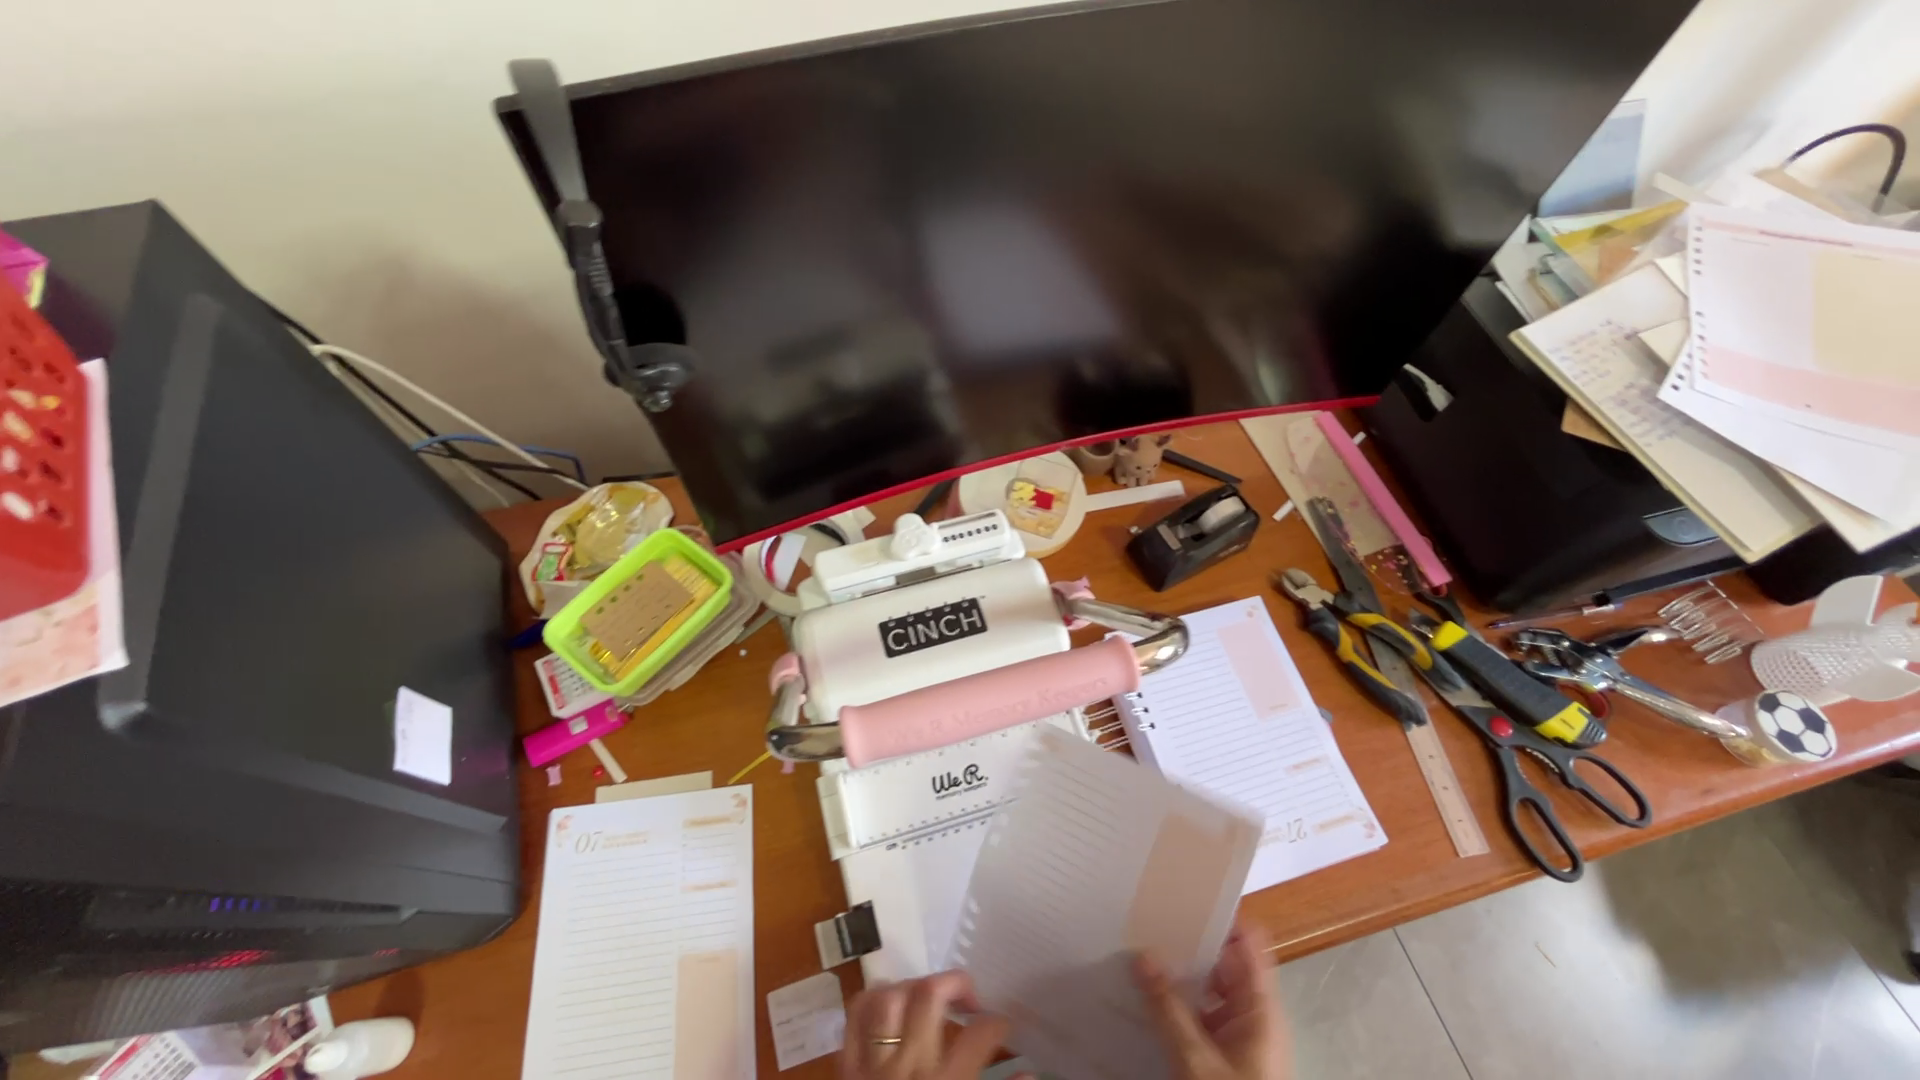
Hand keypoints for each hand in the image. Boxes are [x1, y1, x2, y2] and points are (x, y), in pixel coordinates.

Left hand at [840, 970, 1012, 1079]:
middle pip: (928, 996)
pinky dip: (874, 999)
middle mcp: (908, 1068)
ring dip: (913, 986)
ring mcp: (872, 1065)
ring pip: (888, 997)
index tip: (1004, 1027)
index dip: (998, 1023)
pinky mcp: (846, 1070)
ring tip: (931, 998)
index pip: (979, 1036)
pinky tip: (893, 1005)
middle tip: (971, 1001)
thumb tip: (1028, 1075)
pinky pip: (855, 1017)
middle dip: (956, 984)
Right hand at [1133, 917, 1292, 1079]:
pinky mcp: (1221, 1059)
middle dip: (1186, 943)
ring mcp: (1238, 1039)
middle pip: (1222, 964)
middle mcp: (1253, 1017)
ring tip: (1133, 949)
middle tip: (1143, 917)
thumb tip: (1144, 954)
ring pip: (1206, 992)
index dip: (1221, 914)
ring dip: (1176, 976)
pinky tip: (1140, 996)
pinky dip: (1174, 1006)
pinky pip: (1198, 1019)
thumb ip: (1168, 1008)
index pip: (1248, 943)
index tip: (1183, 890)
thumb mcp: (1195, 1062)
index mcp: (1261, 1009)